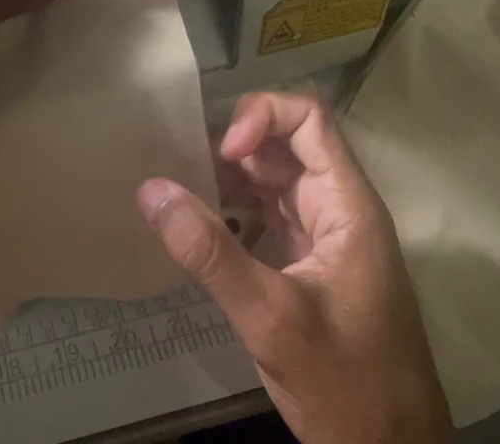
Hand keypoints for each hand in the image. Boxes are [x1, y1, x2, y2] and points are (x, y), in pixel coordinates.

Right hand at [138, 92, 450, 443]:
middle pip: (287, 143)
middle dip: (234, 146)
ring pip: (275, 179)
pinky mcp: (310, 264)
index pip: (309, 120)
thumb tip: (151, 188)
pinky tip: (198, 225)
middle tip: (180, 166)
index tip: (221, 153)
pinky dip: (233, 209)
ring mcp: (326, 237)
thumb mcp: (271, 318)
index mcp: (348, 206)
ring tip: (179, 190)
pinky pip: (269, 214)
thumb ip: (211, 252)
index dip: (262, 116)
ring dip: (229, 178)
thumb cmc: (345, 384)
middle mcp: (339, 209)